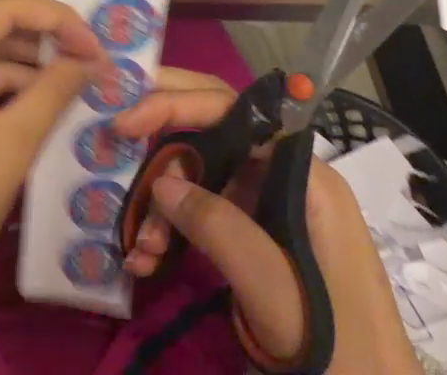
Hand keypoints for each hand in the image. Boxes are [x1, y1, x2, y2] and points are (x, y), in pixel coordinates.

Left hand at [0, 0, 107, 362]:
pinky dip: (2, 81)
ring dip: (26, 62)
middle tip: (94, 60)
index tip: (99, 46)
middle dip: (43, 38)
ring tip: (80, 80)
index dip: (55, 18)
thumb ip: (55, 90)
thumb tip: (95, 58)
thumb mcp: (12, 144)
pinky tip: (45, 96)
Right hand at [115, 69, 421, 373]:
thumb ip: (218, 227)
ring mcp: (267, 209)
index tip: (123, 123)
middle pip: (208, 135)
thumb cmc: (336, 342)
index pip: (229, 110)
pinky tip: (146, 260)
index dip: (172, 104)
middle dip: (157, 145)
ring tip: (137, 246)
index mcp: (301, 175)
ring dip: (157, 203)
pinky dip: (167, 230)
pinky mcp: (253, 239)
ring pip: (196, 177)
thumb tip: (161, 184)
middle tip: (110, 143)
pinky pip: (199, 214)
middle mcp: (282, 179)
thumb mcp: (273, 287)